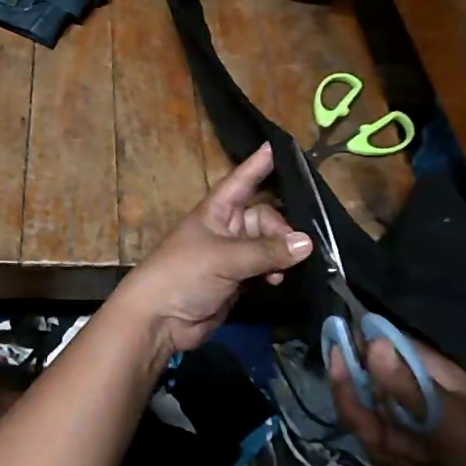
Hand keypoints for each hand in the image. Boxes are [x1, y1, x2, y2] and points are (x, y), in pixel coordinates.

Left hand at [110, 143, 312, 356]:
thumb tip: (307, 243)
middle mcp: (225, 228)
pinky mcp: (236, 280)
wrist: (159, 320)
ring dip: (280, 254)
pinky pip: (264, 267)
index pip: (241, 180)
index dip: (257, 165)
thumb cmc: (184, 274)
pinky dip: (274, 271)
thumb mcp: (225, 258)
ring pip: (267, 244)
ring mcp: (231, 255)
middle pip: (263, 217)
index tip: (275, 145)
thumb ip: (267, 251)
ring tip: (285, 269)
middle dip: (280, 229)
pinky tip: (278, 280)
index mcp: (216, 211)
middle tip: (294, 248)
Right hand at [330, 333, 465, 465]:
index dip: (363, 337)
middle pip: (375, 376)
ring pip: (372, 409)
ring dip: (357, 407)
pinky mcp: (409, 456)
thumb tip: (372, 343)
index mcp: (436, 374)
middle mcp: (420, 395)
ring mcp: (413, 426)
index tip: (332, 334)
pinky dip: (370, 437)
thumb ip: (408, 388)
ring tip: (350, 403)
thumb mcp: (451, 422)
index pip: (392, 344)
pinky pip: (379, 439)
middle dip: (352, 376)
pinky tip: (370, 437)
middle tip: (332, 369)